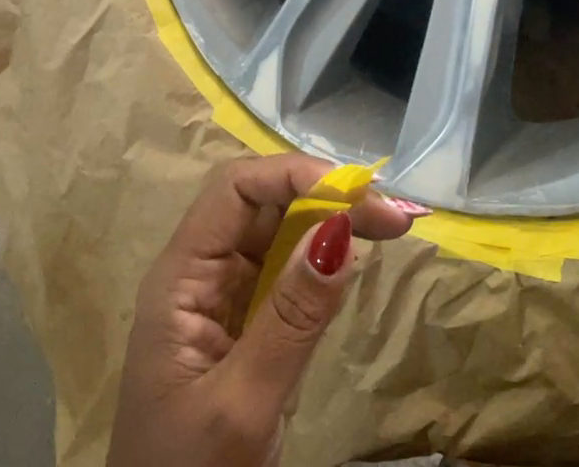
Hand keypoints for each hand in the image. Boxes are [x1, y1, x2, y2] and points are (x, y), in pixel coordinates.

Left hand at [107, 154, 426, 466]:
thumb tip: (343, 232)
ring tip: (392, 226)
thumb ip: (291, 318)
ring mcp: (224, 300)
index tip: (361, 194)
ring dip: (334, 222)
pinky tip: (359, 258)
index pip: (236, 190)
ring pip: (280, 235)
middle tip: (397, 216)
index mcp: (181, 278)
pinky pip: (288, 274)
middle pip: (263, 204)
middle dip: (328, 196)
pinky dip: (326, 259)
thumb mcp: (241, 403)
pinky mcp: (247, 326)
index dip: (296, 175)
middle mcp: (201, 274)